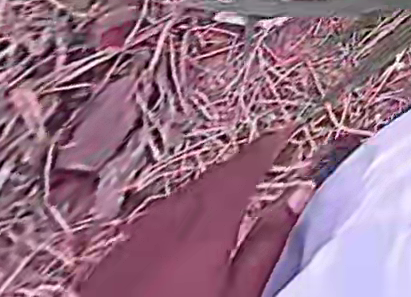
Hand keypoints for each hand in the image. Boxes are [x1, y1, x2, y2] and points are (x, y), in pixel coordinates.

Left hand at [80, 129, 311, 296]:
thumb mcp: (240, 292)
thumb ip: (269, 239)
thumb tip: (299, 193)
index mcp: (210, 220)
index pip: (246, 166)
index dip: (268, 145)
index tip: (285, 130)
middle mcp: (172, 217)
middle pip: (214, 176)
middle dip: (240, 165)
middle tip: (264, 158)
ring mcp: (136, 236)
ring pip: (184, 194)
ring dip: (210, 186)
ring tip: (230, 191)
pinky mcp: (110, 260)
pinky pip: (156, 217)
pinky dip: (180, 211)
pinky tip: (183, 229)